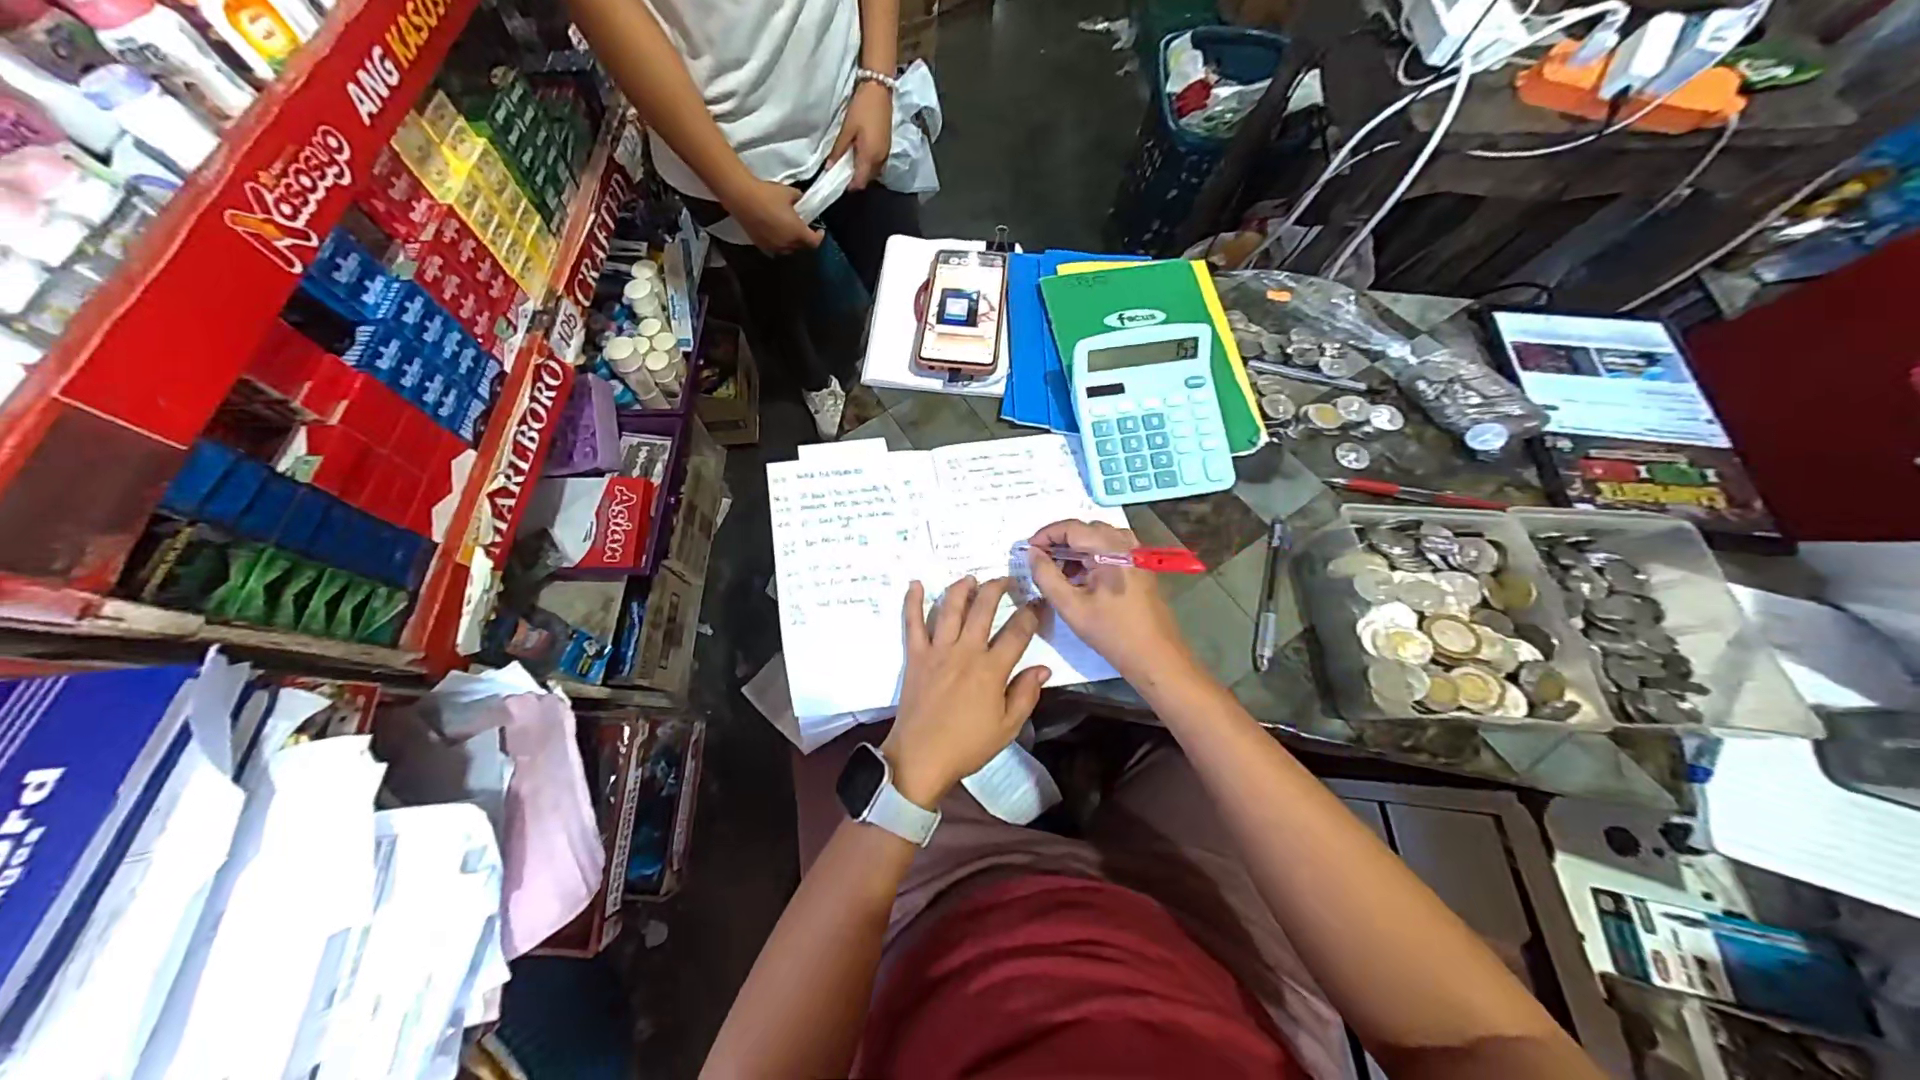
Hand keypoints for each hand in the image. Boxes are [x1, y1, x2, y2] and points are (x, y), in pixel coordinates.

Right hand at [724, 178, 822, 254]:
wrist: (742, 198)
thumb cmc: (768, 195)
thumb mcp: (789, 192)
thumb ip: (799, 198)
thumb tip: (800, 200)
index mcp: (797, 233)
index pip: (814, 242)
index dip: (819, 237)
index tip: (819, 230)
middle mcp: (787, 244)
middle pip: (801, 247)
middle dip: (805, 239)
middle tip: (803, 228)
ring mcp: (774, 247)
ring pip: (788, 249)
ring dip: (792, 243)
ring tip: (789, 232)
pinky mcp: (761, 245)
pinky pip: (775, 249)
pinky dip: (779, 244)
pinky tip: (776, 234)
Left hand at [828, 80, 891, 190]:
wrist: (879, 89)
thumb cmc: (861, 108)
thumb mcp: (846, 129)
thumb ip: (838, 150)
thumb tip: (829, 167)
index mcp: (869, 157)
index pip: (860, 182)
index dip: (850, 186)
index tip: (838, 182)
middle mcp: (880, 160)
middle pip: (867, 179)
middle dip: (856, 178)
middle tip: (842, 170)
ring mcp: (886, 154)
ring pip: (873, 172)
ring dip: (862, 171)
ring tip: (850, 162)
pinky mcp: (888, 147)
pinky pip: (878, 163)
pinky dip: (868, 163)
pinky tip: (860, 154)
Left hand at [883, 576, 1048, 807]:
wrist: (921, 758)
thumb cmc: (968, 746)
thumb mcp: (1007, 727)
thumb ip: (1026, 694)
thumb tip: (1043, 669)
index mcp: (991, 670)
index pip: (1017, 632)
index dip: (1030, 614)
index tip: (1037, 604)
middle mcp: (965, 652)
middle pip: (983, 609)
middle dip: (997, 589)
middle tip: (1006, 580)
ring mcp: (937, 651)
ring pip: (950, 608)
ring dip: (962, 588)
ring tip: (971, 579)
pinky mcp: (915, 656)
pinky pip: (913, 623)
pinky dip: (912, 601)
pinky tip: (915, 584)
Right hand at [1024, 520, 1197, 687]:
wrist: (1155, 656)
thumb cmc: (1112, 633)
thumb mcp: (1070, 606)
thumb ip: (1046, 576)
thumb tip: (1032, 553)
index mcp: (1111, 549)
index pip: (1071, 527)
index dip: (1045, 536)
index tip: (1027, 552)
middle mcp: (1126, 543)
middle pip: (1084, 530)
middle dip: (1059, 543)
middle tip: (1040, 565)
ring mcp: (1136, 553)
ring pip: (1096, 539)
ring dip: (1074, 551)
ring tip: (1058, 573)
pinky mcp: (1139, 565)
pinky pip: (1109, 550)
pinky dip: (1089, 557)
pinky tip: (1079, 579)